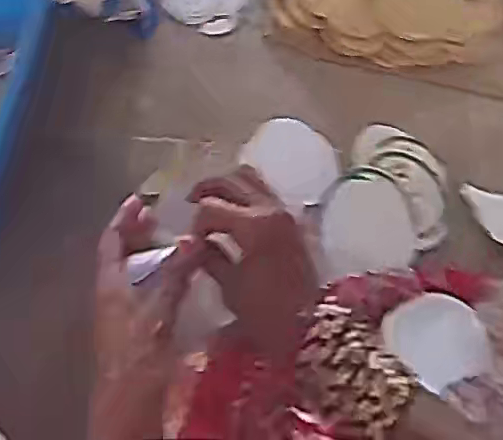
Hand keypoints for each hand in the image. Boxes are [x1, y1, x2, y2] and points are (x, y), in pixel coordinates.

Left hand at [91, 196, 205, 439]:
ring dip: (151, 256)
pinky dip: (159, 278)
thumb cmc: (137, 359)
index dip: (123, 218)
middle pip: (121, 256)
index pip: (111, 241)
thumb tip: (193, 236)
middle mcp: (111, 298)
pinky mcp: (134, 334)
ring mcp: (121, 317)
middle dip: (139, 234)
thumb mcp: (159, 312)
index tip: (140, 198)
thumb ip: (176, 273)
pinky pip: (144, 293)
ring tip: (174, 243)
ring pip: (133, 275)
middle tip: (160, 217)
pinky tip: (179, 281)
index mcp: (110, 286)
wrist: (127, 414)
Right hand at [189, 167, 320, 362]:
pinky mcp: (292, 216)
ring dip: (227, 185)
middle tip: (190, 202)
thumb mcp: (231, 289)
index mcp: (253, 225)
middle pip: (230, 181)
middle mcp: (269, 208)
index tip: (192, 242)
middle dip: (206, 190)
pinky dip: (245, 191)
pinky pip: (264, 189)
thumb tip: (193, 243)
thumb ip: (210, 258)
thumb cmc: (268, 314)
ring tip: (212, 200)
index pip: (211, 208)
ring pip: (249, 177)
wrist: (312, 325)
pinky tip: (234, 209)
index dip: (195, 224)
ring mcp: (283, 209)